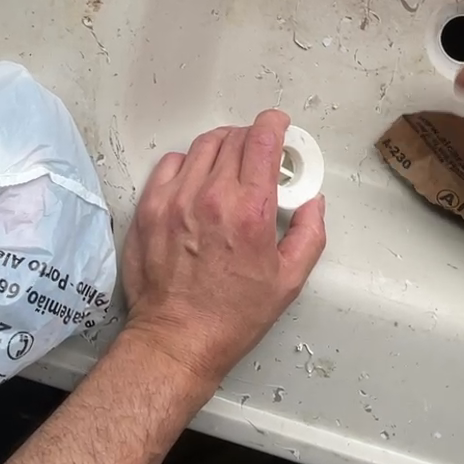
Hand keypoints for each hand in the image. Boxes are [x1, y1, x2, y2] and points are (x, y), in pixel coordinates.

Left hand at [120, 108, 326, 388]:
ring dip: (223, 146)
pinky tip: (197, 180)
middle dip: (252, 138)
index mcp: (250, 211)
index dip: (274, 123)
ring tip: (229, 165)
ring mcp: (176, 198)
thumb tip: (312, 201)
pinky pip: (172, 161)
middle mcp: (212, 196)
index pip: (262, 139)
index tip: (278, 125)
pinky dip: (189, 163)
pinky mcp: (150, 206)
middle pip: (235, 137)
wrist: (177, 339)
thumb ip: (310, 233)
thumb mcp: (289, 281)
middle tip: (258, 155)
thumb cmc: (231, 316)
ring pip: (204, 144)